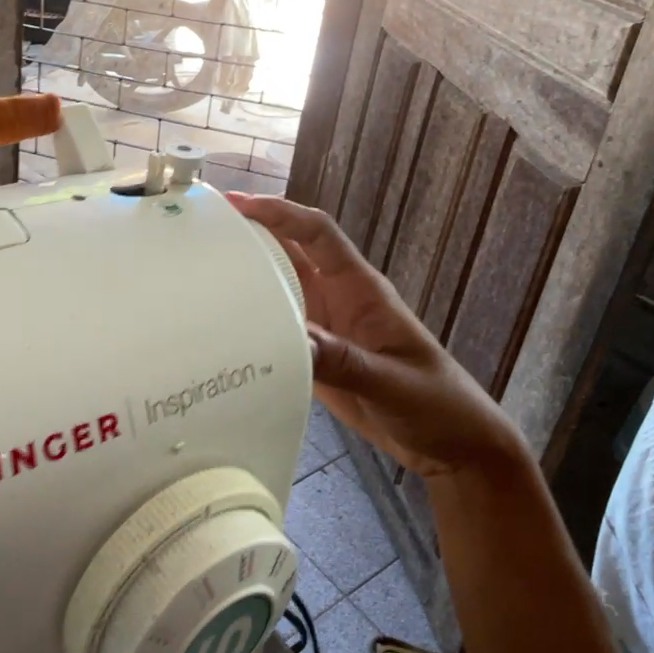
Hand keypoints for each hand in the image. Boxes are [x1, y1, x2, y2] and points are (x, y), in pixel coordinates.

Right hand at [227, 193, 525, 479]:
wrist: (454, 449)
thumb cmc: (438, 403)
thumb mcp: (393, 382)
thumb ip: (344, 361)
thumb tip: (292, 338)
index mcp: (360, 289)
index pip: (317, 234)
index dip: (280, 213)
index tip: (239, 204)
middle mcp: (337, 299)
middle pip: (289, 251)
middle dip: (252, 233)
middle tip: (203, 229)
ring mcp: (325, 327)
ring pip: (278, 288)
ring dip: (246, 276)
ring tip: (199, 271)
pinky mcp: (316, 358)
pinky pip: (277, 329)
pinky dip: (250, 324)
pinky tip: (220, 329)